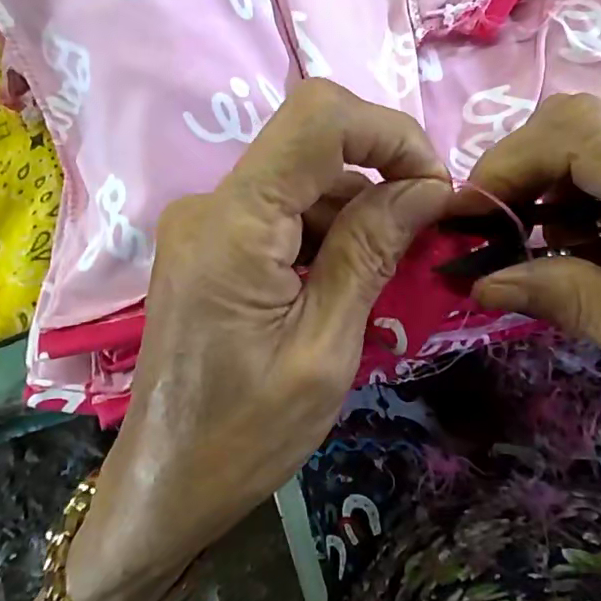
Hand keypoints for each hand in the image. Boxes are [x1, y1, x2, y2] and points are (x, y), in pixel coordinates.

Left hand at [67, 80, 452, 600]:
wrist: (165, 482)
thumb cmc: (246, 434)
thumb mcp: (325, 349)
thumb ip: (369, 253)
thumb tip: (427, 187)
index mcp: (233, 225)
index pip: (316, 118)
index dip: (388, 131)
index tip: (435, 186)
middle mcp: (209, 206)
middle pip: (311, 147)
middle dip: (379, 177)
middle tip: (425, 238)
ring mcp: (202, 225)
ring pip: (299, 182)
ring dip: (354, 212)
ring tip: (387, 275)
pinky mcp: (206, 247)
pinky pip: (277, 214)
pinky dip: (322, 233)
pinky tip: (343, 283)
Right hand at [464, 93, 600, 455]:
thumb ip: (573, 302)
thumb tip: (483, 280)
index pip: (580, 136)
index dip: (507, 165)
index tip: (466, 215)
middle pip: (585, 120)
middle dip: (521, 170)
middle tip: (493, 231)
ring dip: (552, 179)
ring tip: (536, 243)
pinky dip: (589, 187)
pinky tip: (586, 238)